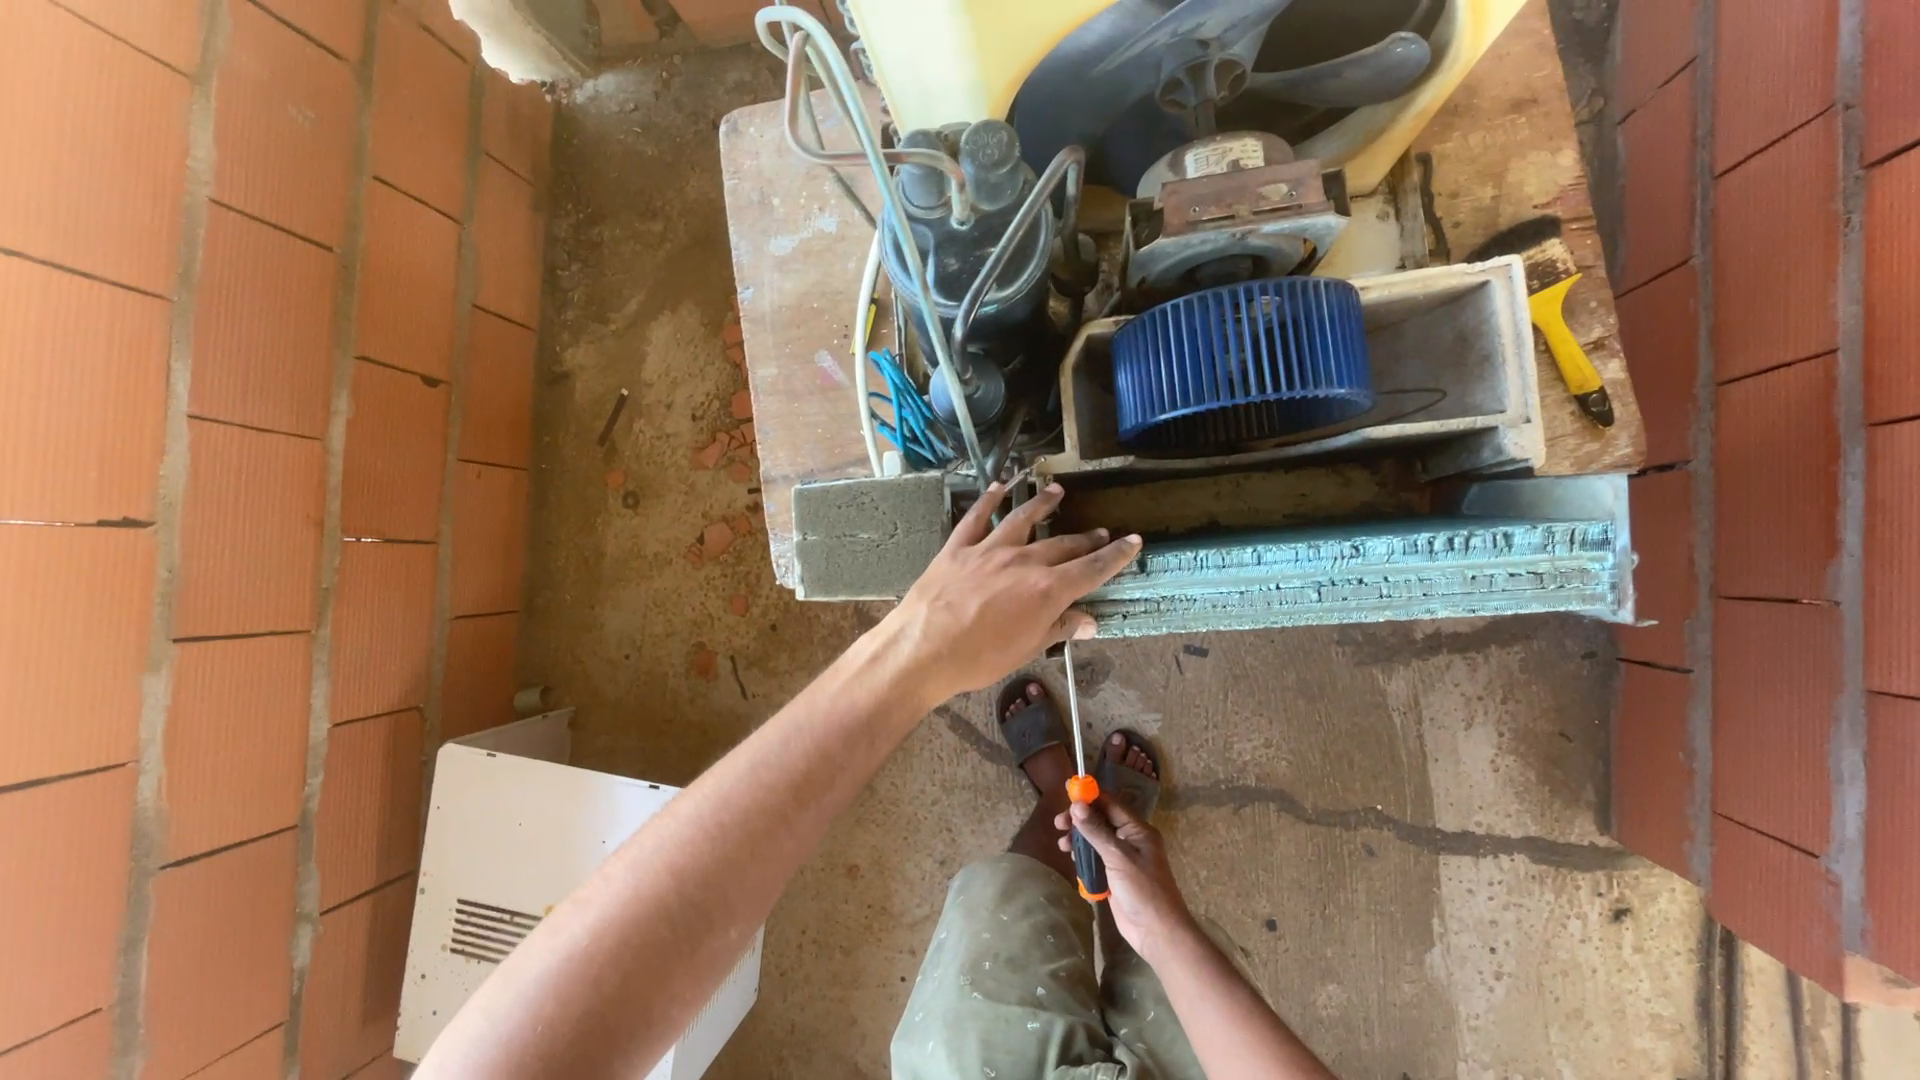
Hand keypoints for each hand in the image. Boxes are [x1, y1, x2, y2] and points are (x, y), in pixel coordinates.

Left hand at [879, 482, 1140, 701]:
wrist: (922, 650)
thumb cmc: (978, 659)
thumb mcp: (1027, 649)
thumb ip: (1059, 629)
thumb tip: (1090, 622)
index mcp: (1046, 590)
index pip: (1091, 569)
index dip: (1115, 556)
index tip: (1133, 541)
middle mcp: (1023, 561)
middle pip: (1062, 544)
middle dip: (1085, 539)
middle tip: (1101, 532)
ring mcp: (988, 550)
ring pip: (1022, 519)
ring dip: (1042, 504)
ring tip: (1057, 492)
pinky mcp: (957, 547)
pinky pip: (977, 517)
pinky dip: (989, 500)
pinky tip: (998, 487)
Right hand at [1056, 797, 1193, 963]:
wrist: (1157, 933)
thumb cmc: (1142, 890)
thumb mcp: (1118, 857)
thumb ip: (1096, 830)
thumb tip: (1077, 805)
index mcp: (1137, 830)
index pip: (1110, 805)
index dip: (1089, 798)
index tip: (1066, 796)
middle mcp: (1130, 841)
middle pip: (1100, 821)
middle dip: (1080, 821)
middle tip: (1058, 825)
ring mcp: (1122, 860)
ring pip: (1096, 841)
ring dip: (1079, 840)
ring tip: (1062, 846)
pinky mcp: (1115, 877)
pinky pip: (1096, 859)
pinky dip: (1084, 858)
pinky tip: (1073, 861)